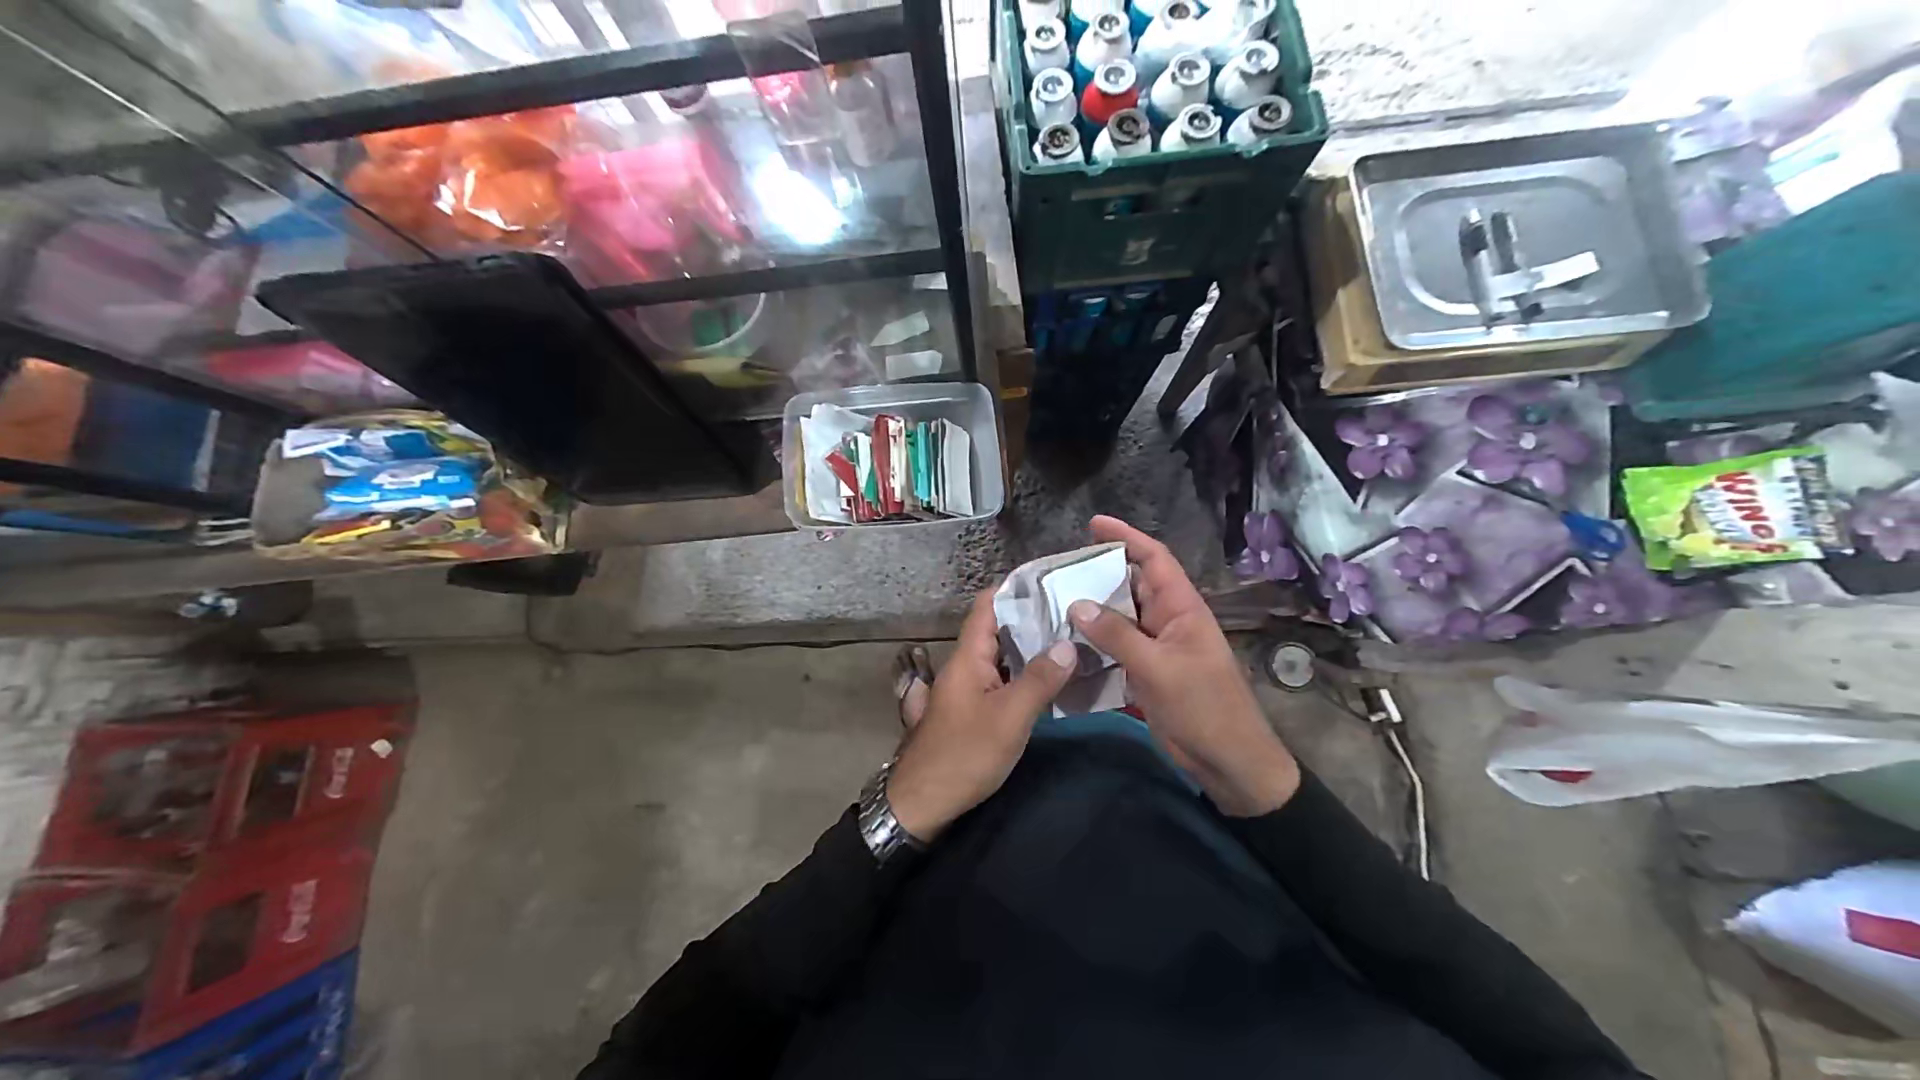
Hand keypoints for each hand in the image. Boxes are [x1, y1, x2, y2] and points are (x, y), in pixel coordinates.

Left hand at [886, 589, 1076, 841]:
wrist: (924, 802)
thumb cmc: (965, 754)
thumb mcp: (1010, 717)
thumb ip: (1040, 679)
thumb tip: (1069, 643)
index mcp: (967, 658)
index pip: (987, 605)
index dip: (1014, 588)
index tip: (1050, 580)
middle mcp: (964, 666)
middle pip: (996, 629)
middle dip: (1031, 618)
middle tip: (1073, 613)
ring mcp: (966, 690)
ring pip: (1000, 657)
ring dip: (1029, 648)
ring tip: (1070, 640)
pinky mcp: (972, 711)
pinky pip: (1000, 680)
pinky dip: (1023, 674)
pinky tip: (1050, 680)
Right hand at [1068, 515, 1300, 816]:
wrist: (1227, 760)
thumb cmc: (1203, 707)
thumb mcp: (1158, 668)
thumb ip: (1117, 635)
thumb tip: (1077, 604)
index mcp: (1181, 608)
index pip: (1154, 559)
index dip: (1126, 537)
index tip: (1093, 523)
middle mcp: (1167, 620)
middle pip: (1130, 586)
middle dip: (1098, 574)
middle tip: (1057, 571)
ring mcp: (1156, 647)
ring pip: (1119, 618)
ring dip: (1091, 611)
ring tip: (1051, 603)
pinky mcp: (1145, 672)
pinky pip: (1115, 648)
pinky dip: (1093, 644)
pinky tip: (1065, 644)